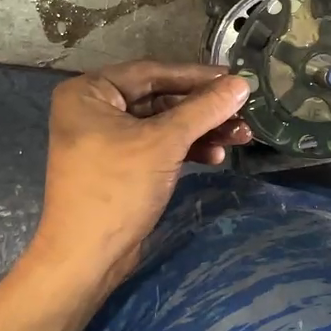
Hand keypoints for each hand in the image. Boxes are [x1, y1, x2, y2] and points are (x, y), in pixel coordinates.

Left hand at [32, 61, 251, 286]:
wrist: (87, 258)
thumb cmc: (118, 189)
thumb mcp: (164, 143)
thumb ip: (203, 109)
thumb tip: (241, 84)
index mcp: (89, 92)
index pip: (152, 72)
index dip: (197, 76)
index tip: (235, 79)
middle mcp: (94, 109)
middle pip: (160, 98)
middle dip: (204, 109)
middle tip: (243, 111)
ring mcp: (106, 139)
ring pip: (163, 124)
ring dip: (201, 130)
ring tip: (241, 136)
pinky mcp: (120, 165)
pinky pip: (158, 146)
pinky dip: (186, 149)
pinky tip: (216, 156)